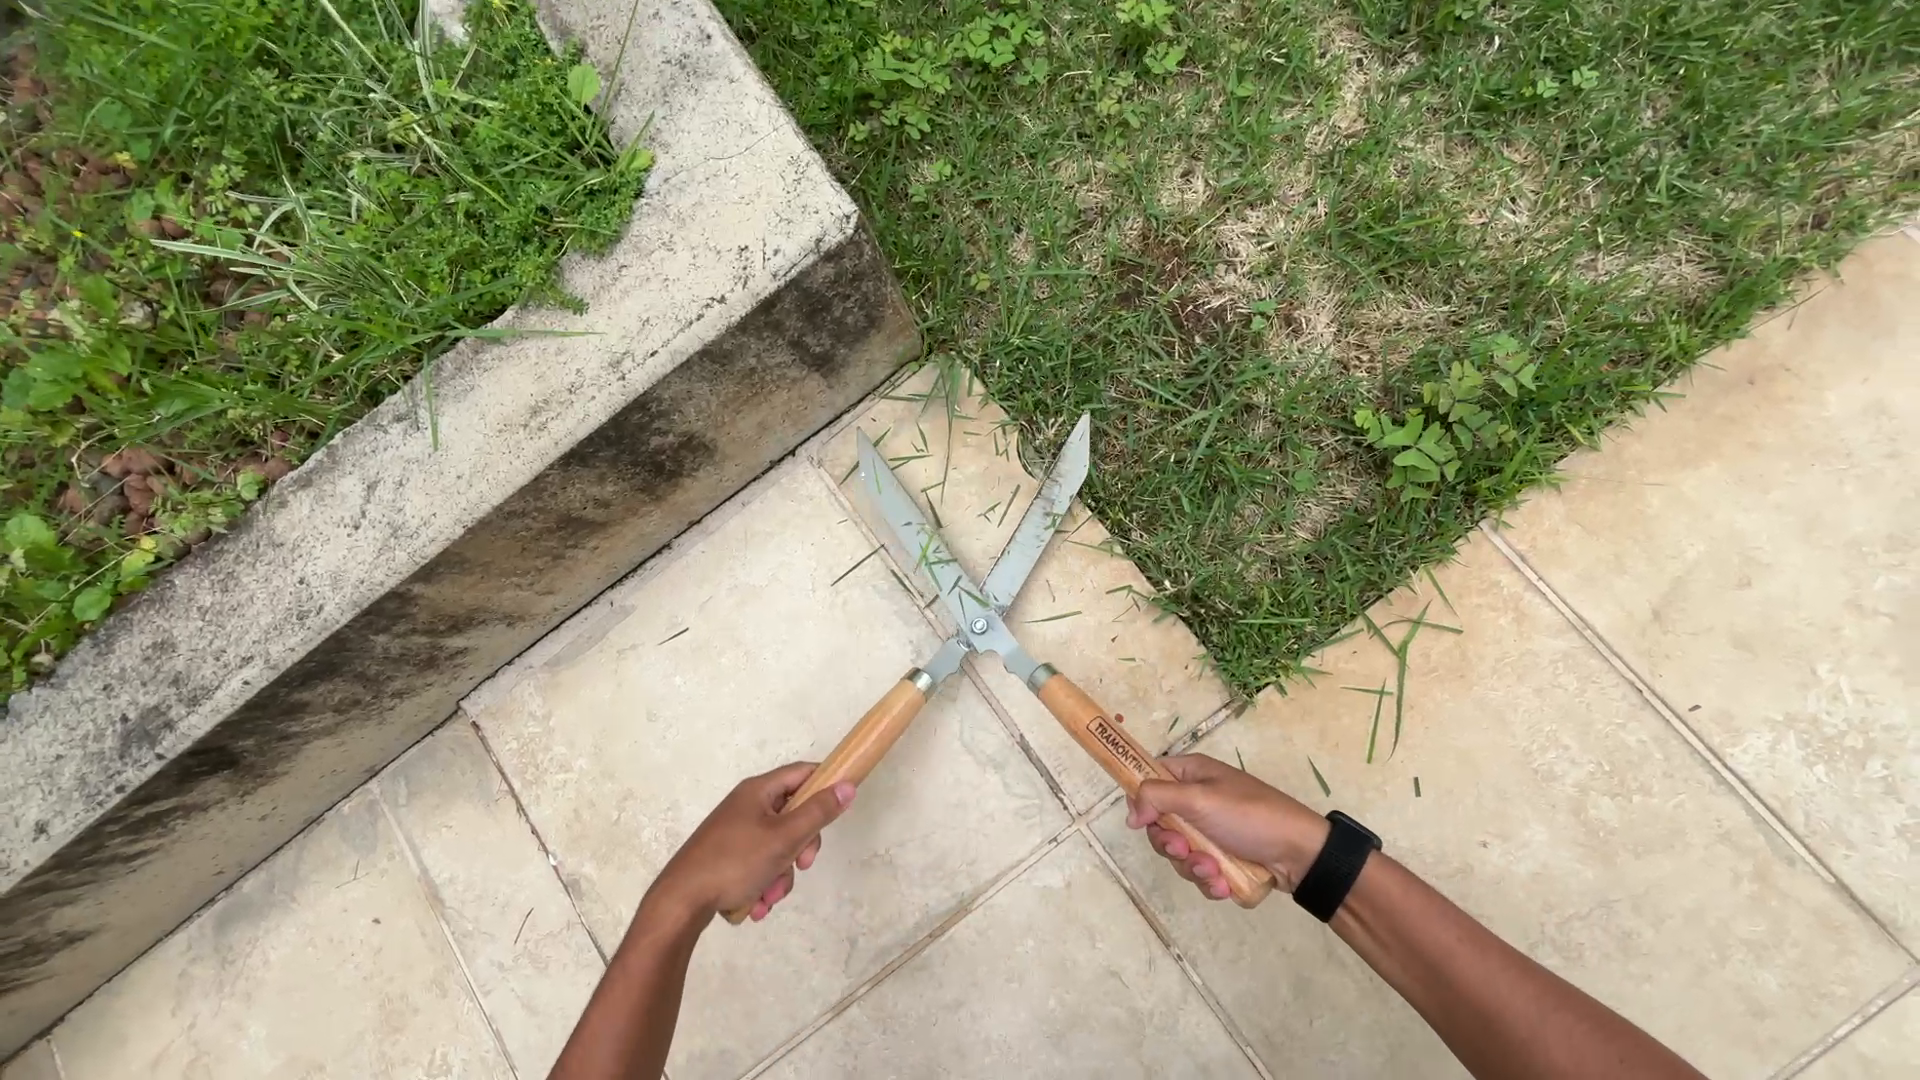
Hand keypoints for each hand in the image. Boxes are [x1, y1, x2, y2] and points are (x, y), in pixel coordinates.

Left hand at [650, 763, 855, 922]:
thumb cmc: (734, 862)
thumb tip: (847, 785)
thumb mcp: (784, 838)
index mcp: (758, 791)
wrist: (680, 903)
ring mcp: (735, 833)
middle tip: (803, 864)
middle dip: (802, 847)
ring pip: (778, 846)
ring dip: (781, 874)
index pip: (803, 773)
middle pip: (793, 815)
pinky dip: (763, 884)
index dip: (825, 786)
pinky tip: (756, 905)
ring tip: (769, 897)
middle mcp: (746, 806)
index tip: (838, 810)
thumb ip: (819, 812)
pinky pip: (759, 864)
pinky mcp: (726, 858)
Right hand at [1126, 753, 1329, 899]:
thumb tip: (1130, 812)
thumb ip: (1157, 797)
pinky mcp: (1224, 858)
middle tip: (1184, 850)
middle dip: (1171, 844)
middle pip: (1160, 823)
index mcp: (1191, 774)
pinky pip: (1200, 871)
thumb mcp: (1199, 798)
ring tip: (1215, 872)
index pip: (1149, 779)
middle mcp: (1197, 800)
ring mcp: (1211, 830)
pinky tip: (1224, 885)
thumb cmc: (1250, 816)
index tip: (1142, 822)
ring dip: (1192, 867)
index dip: (1141, 800)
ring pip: (1179, 853)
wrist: (1302, 854)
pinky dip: (1209, 881)